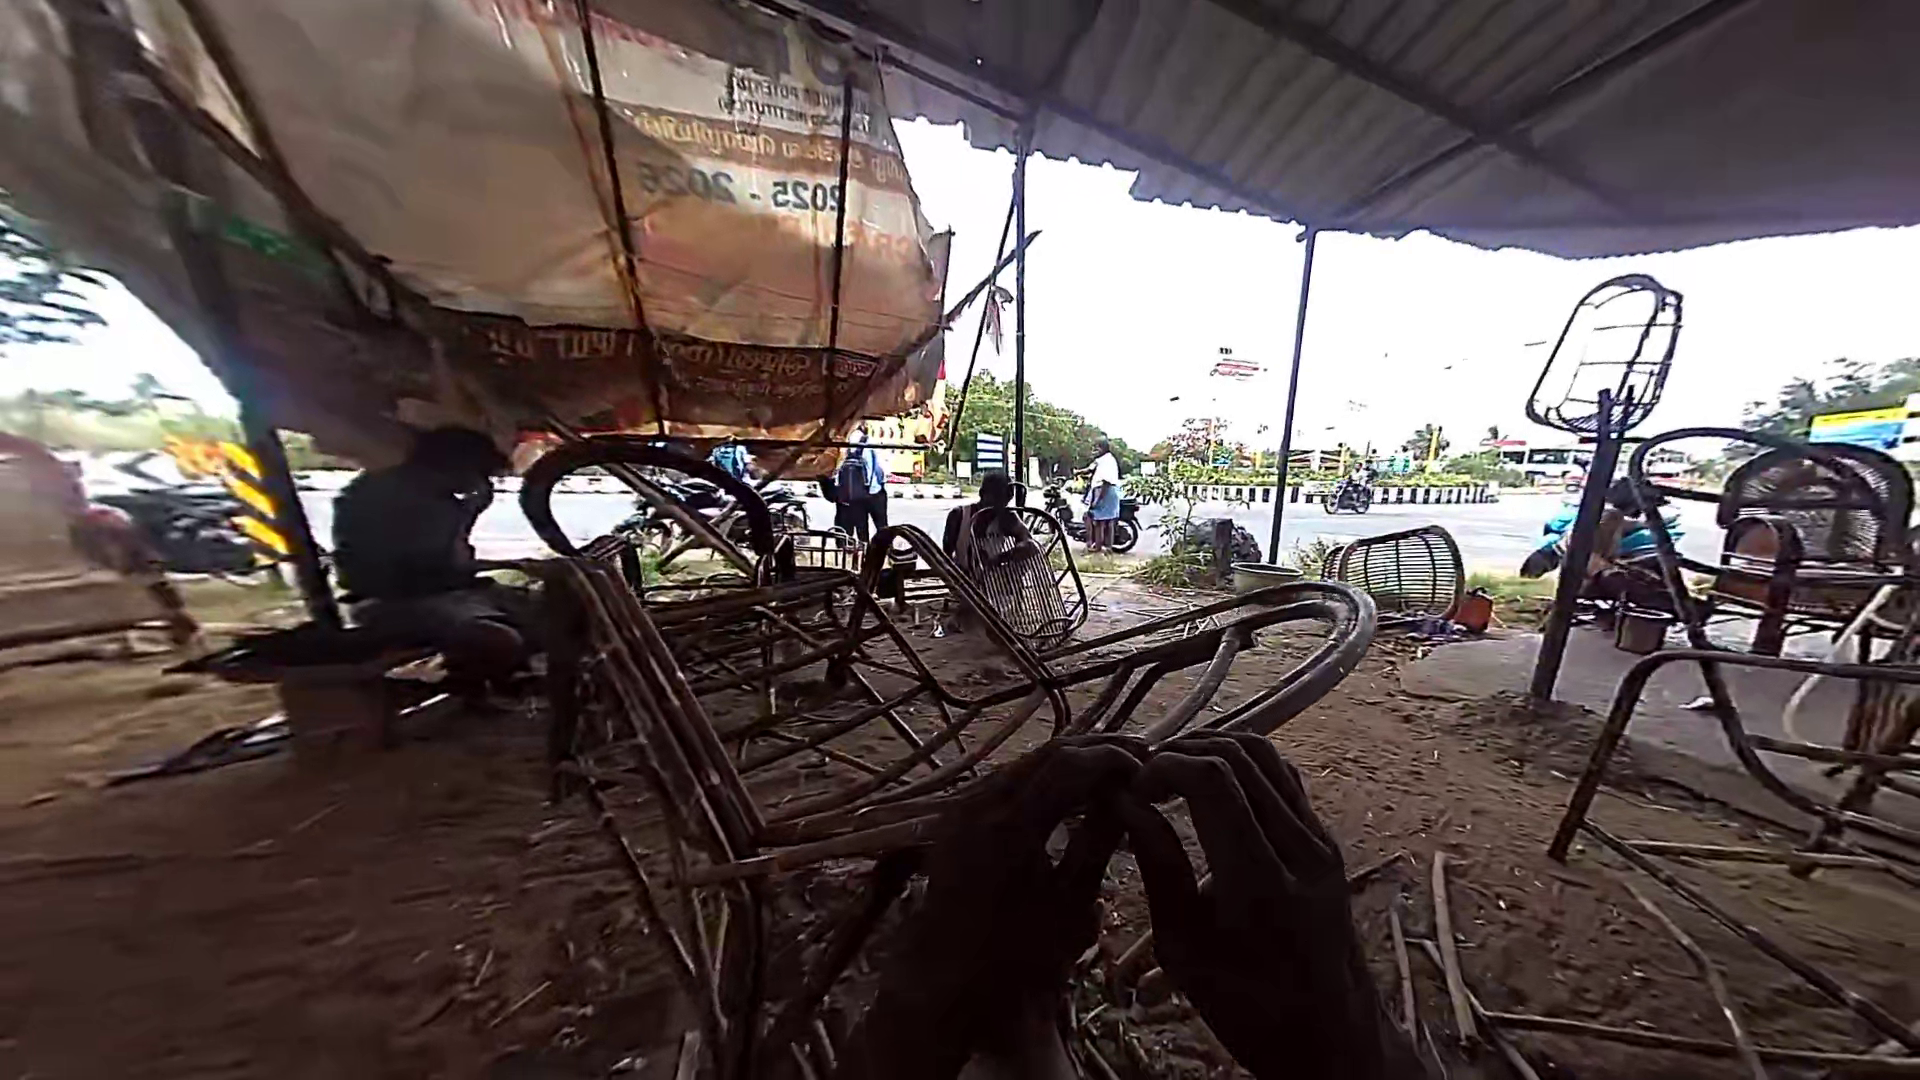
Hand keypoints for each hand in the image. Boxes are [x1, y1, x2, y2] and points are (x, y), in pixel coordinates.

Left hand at [845, 739, 1144, 1079]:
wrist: (946, 982)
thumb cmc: (1017, 959)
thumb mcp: (1070, 906)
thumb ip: (1097, 842)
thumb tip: (1128, 797)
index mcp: (1012, 824)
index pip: (1068, 765)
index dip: (1110, 758)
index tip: (1145, 764)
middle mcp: (982, 800)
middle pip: (1045, 753)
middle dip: (1093, 749)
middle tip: (1135, 752)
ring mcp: (964, 802)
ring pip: (1025, 762)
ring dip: (1068, 759)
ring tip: (1109, 765)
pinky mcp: (957, 810)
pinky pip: (1006, 779)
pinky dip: (1041, 776)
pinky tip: (1069, 784)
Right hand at [1117, 733, 1401, 1079]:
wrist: (1333, 1042)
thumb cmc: (1247, 1007)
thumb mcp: (1182, 947)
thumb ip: (1156, 864)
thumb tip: (1122, 799)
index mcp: (1261, 885)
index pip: (1212, 782)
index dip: (1164, 767)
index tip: (1135, 788)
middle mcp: (1299, 850)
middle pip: (1235, 755)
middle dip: (1180, 751)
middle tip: (1148, 778)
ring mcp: (1319, 839)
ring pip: (1261, 752)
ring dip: (1208, 746)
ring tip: (1173, 770)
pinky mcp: (1324, 836)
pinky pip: (1280, 771)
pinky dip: (1238, 758)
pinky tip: (1210, 779)